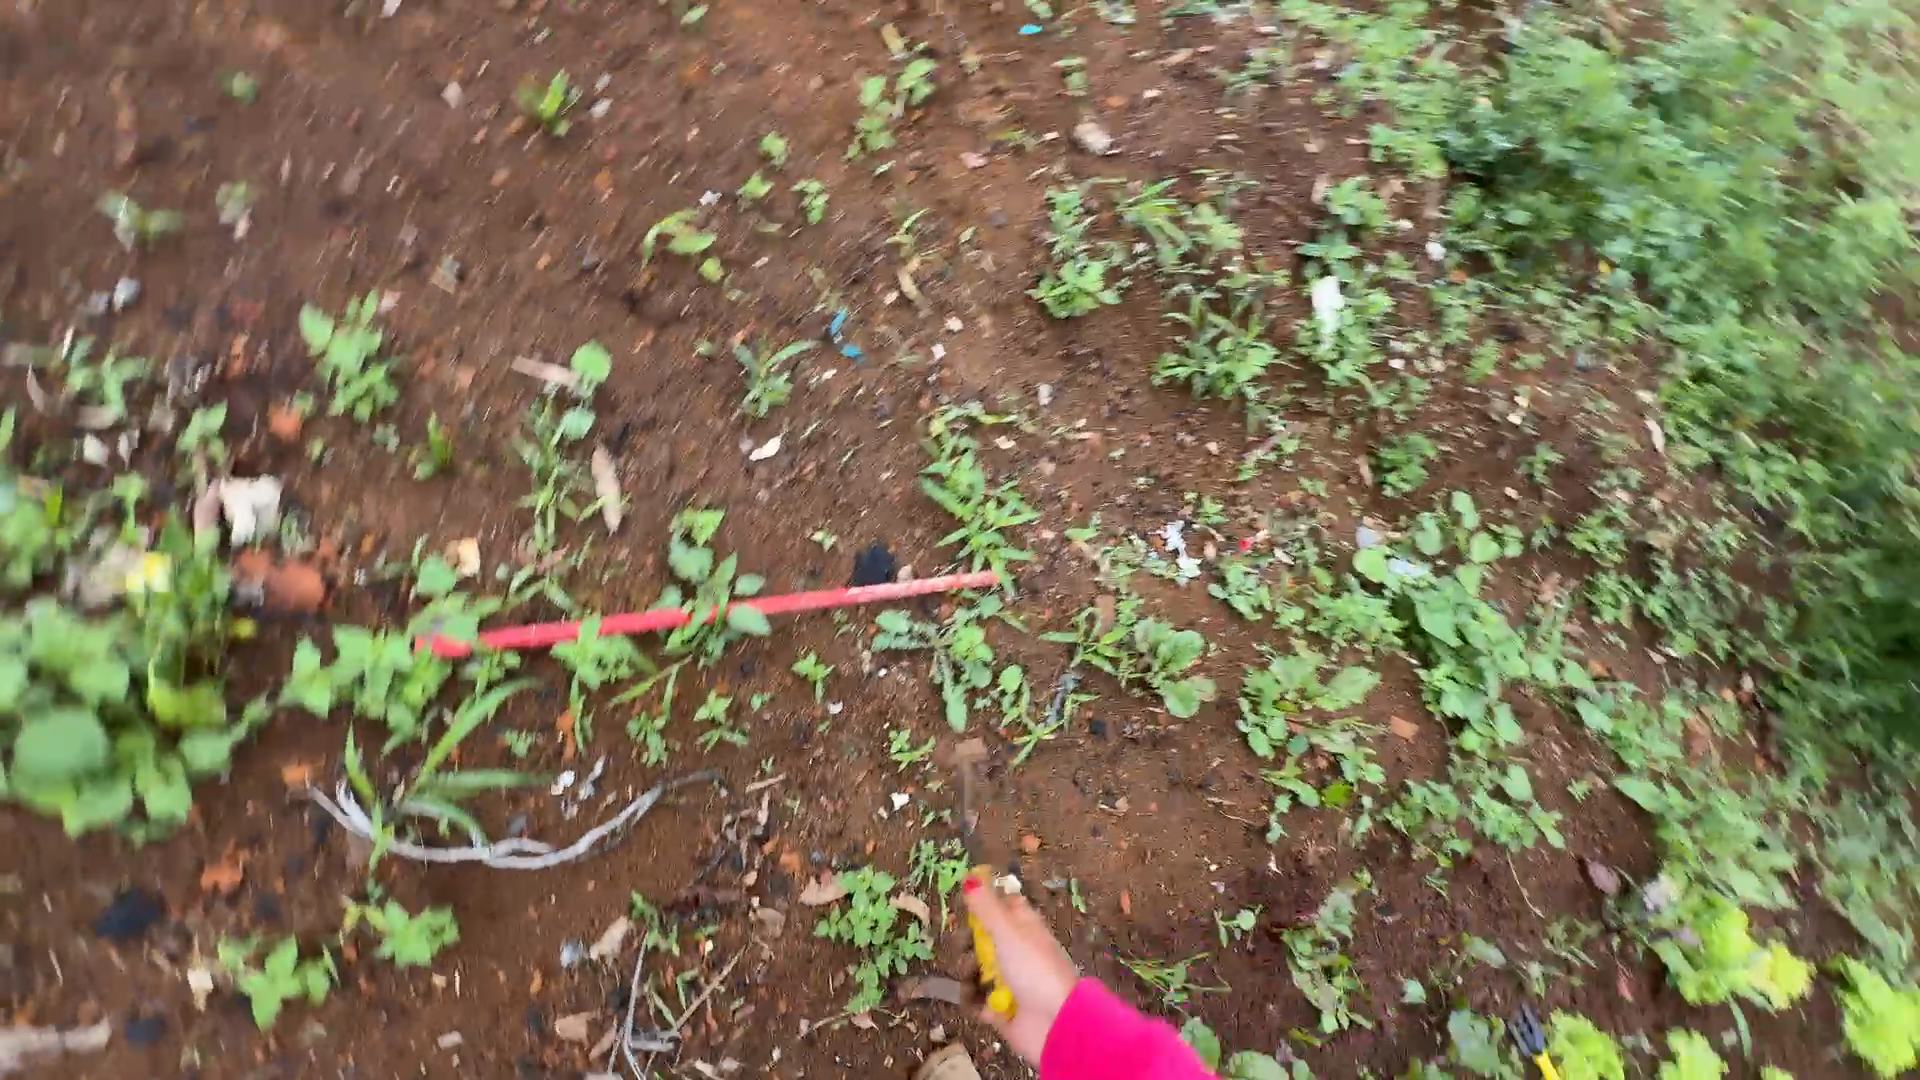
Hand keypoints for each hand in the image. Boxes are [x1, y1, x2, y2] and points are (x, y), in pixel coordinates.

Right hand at [963, 876, 1080, 1065]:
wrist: (1055, 1025)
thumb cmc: (1034, 969)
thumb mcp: (1007, 931)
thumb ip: (985, 905)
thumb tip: (970, 875)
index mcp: (1021, 925)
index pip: (999, 904)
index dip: (981, 902)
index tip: (966, 904)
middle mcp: (1013, 949)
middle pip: (979, 936)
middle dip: (966, 941)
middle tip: (966, 947)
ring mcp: (1006, 978)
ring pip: (974, 966)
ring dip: (967, 971)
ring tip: (972, 978)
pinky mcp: (999, 1007)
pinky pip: (976, 998)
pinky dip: (973, 999)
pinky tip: (976, 1001)